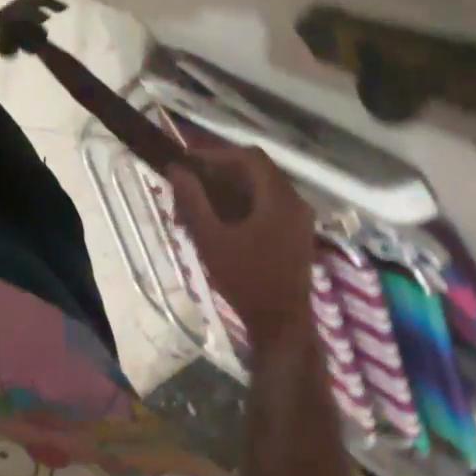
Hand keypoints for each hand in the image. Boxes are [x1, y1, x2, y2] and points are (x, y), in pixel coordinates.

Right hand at [164, 147, 315, 348]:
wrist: (280, 322)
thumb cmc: (245, 279)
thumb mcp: (210, 238)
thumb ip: (192, 200)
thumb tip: (176, 169)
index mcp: (279, 198)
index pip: (249, 157)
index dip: (216, 154)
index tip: (188, 162)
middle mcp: (295, 202)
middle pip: (256, 170)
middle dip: (219, 172)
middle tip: (189, 182)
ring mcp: (299, 218)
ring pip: (260, 188)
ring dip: (228, 189)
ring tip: (197, 204)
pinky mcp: (295, 233)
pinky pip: (267, 204)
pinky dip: (241, 203)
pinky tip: (218, 221)